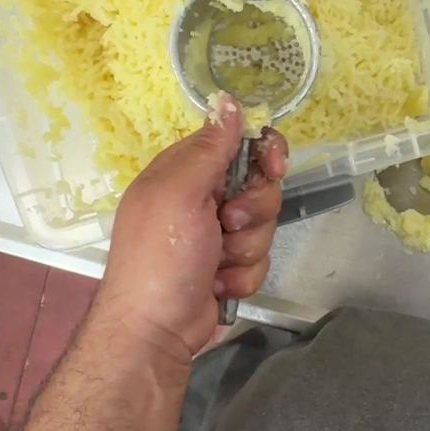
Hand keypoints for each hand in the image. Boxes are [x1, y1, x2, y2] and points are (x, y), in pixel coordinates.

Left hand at [93, 96, 288, 364]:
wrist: (155, 330)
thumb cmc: (161, 255)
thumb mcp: (180, 193)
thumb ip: (209, 148)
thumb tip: (227, 100)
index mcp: (186, 171)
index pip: (239, 143)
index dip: (264, 153)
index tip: (274, 169)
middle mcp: (203, 198)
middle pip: (261, 187)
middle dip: (253, 211)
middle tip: (228, 224)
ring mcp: (216, 235)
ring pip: (264, 226)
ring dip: (245, 249)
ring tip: (216, 264)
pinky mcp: (228, 267)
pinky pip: (259, 259)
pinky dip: (242, 276)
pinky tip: (218, 286)